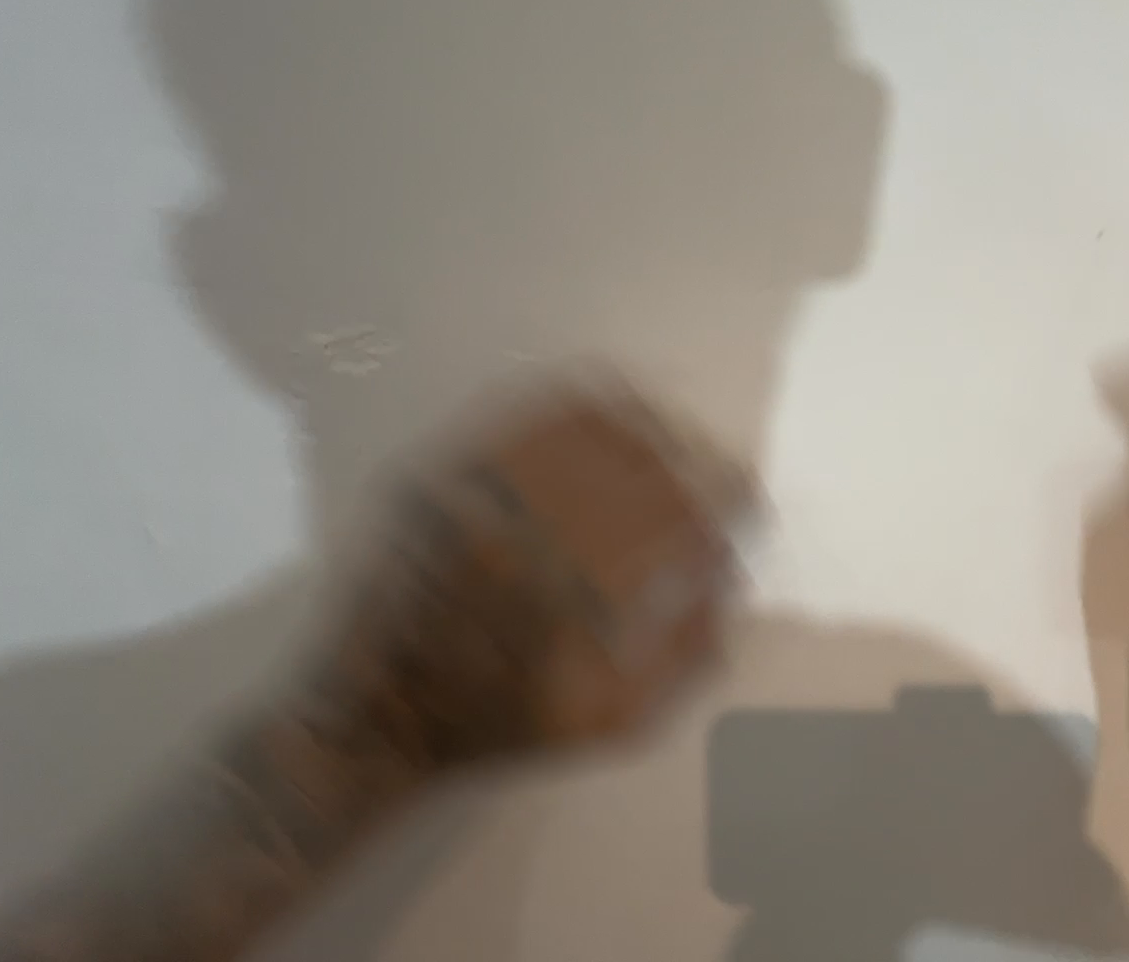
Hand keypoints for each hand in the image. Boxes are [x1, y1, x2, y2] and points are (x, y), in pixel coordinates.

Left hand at [309, 372, 753, 775]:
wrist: (380, 712)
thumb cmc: (505, 723)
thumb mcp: (612, 724)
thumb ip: (685, 658)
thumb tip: (728, 583)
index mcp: (580, 594)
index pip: (681, 517)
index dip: (729, 502)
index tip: (748, 502)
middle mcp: (532, 529)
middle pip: (642, 463)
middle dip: (698, 461)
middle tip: (717, 470)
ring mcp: (481, 493)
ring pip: (587, 423)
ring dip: (645, 424)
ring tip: (671, 435)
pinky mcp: (444, 474)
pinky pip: (520, 415)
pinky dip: (575, 404)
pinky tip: (605, 408)